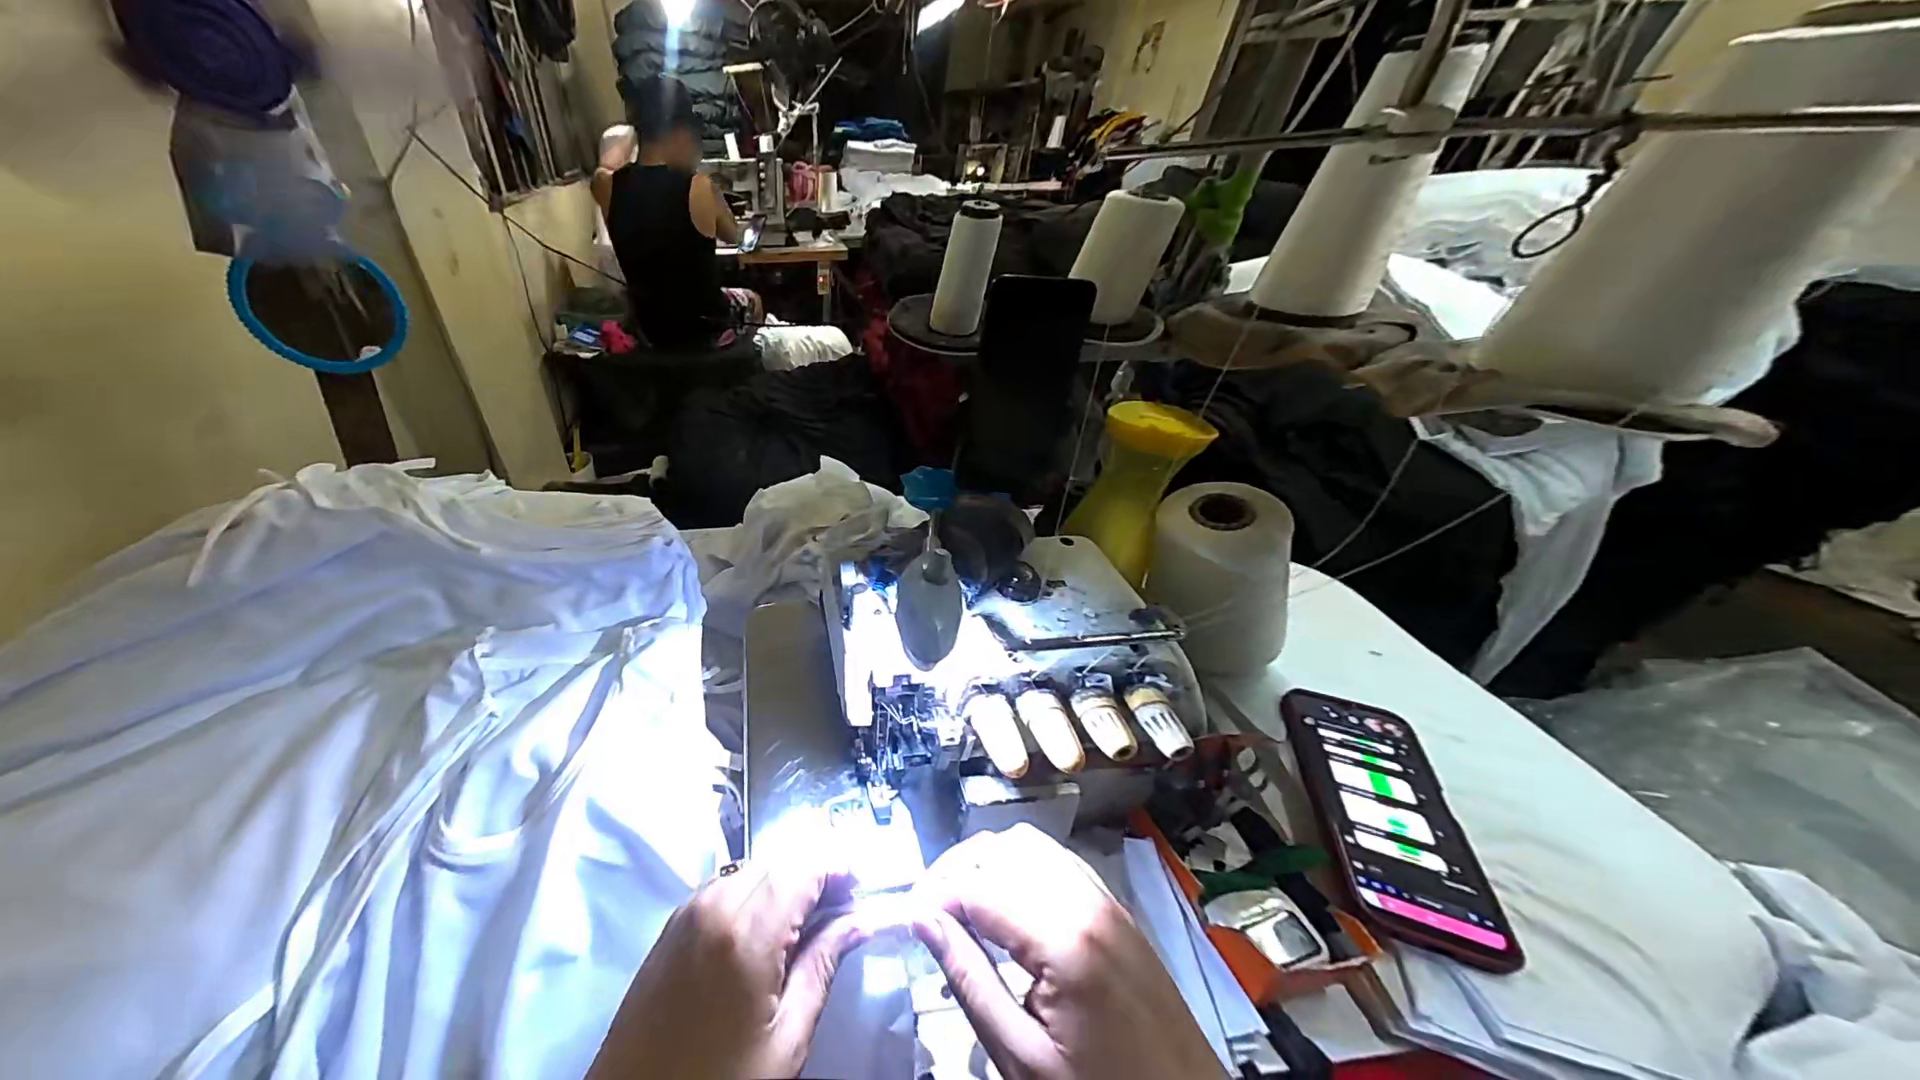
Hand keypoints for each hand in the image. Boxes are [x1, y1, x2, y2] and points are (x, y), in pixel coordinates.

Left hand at [587, 856, 868, 1079]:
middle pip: (780, 863)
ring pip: (752, 870)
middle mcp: (713, 905)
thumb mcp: (785, 1038)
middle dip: (816, 875)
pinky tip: (767, 928)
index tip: (864, 889)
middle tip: (843, 910)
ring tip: (809, 921)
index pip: (805, 868)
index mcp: (746, 931)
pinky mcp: (670, 929)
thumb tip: (859, 920)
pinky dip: (755, 893)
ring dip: (785, 883)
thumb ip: (823, 965)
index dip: (839, 869)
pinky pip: (725, 888)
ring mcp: (686, 914)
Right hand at [911, 824, 1221, 1079]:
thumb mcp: (1022, 1056)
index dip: (934, 895)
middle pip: (1001, 849)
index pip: (978, 884)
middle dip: (955, 871)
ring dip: (987, 863)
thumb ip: (968, 979)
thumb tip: (921, 919)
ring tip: (960, 906)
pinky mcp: (1114, 904)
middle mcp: (1085, 898)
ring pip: (1028, 844)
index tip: (908, 920)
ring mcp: (1104, 896)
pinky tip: (1004, 902)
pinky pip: (1057, 859)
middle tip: (928, 913)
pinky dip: (1020, 865)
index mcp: (1064, 937)